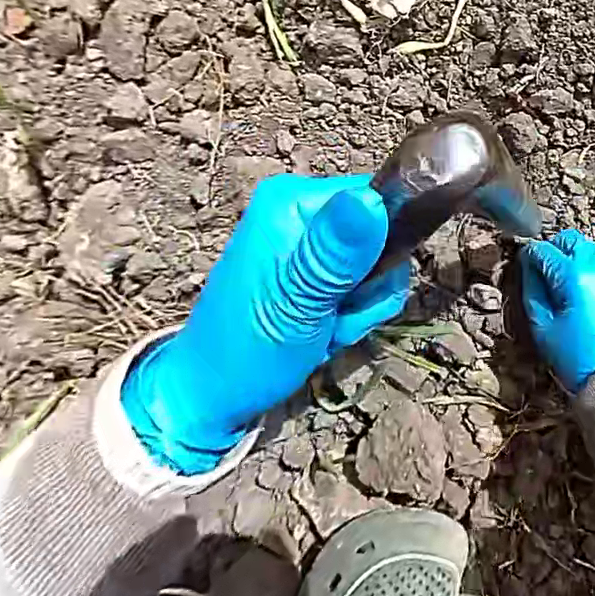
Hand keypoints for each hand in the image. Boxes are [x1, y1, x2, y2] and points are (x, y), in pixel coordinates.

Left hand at [122, 174, 409, 472]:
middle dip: (372, 283)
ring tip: (330, 328)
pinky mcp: (318, 266)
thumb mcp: (295, 303)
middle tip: (337, 316)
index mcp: (292, 202)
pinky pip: (369, 280)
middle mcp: (303, 210)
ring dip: (365, 303)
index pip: (377, 199)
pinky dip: (359, 310)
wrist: (211, 396)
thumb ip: (333, 252)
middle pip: (384, 232)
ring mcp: (311, 239)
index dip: (383, 244)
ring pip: (382, 261)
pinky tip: (330, 328)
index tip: (354, 288)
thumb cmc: (246, 351)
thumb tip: (371, 201)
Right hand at [521, 229, 594, 391]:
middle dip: (558, 252)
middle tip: (551, 274)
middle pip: (573, 241)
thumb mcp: (545, 330)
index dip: (533, 256)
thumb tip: (530, 268)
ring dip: (583, 264)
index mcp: (575, 276)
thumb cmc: (583, 362)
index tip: (529, 263)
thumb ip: (533, 292)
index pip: (546, 250)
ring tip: (577, 293)